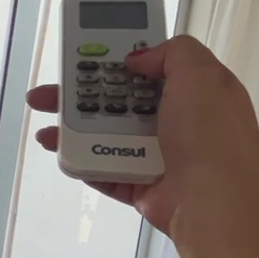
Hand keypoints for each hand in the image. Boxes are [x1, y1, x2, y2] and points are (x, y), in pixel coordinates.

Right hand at [27, 36, 258, 238]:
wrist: (214, 205)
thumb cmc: (212, 138)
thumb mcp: (203, 77)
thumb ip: (172, 53)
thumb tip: (136, 59)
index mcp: (193, 91)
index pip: (150, 66)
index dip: (118, 57)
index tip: (85, 53)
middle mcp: (173, 120)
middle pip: (115, 99)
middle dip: (78, 94)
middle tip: (46, 93)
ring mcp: (154, 153)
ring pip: (103, 133)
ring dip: (70, 128)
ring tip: (44, 127)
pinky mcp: (136, 181)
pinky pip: (100, 166)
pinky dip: (77, 158)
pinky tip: (57, 149)